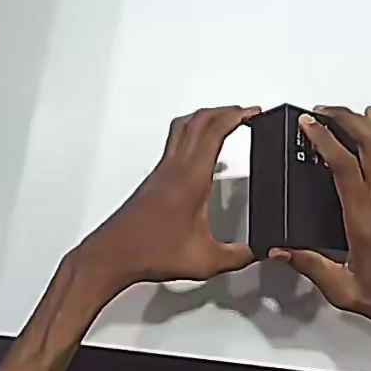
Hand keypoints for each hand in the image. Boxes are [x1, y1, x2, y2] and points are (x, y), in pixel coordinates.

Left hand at [69, 106, 260, 297]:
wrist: (113, 254)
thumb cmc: (147, 251)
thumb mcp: (206, 259)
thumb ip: (238, 256)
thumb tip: (257, 252)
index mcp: (190, 178)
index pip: (213, 131)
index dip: (236, 115)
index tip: (253, 111)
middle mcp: (173, 168)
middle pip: (197, 120)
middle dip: (223, 111)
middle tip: (242, 112)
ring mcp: (160, 172)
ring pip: (181, 129)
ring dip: (204, 119)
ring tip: (222, 123)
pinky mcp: (152, 181)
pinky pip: (174, 146)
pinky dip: (191, 139)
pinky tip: (201, 159)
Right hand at [270, 106, 370, 345]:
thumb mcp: (339, 286)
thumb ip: (307, 264)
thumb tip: (280, 249)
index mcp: (367, 221)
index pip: (345, 166)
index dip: (325, 140)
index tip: (309, 125)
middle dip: (345, 119)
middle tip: (323, 110)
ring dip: (363, 124)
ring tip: (343, 112)